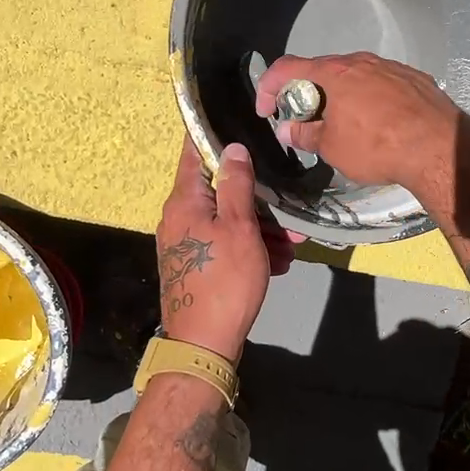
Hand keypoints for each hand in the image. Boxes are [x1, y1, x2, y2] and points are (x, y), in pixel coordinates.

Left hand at [156, 139, 292, 362]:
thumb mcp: (239, 228)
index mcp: (184, 202)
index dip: (215, 136)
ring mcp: (184, 245)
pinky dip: (249, 250)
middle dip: (257, 201)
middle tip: (289, 213)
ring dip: (260, 230)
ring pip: (226, 223)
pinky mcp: (194, 267)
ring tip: (292, 245)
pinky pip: (223, 247)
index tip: (239, 126)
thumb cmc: (224, 281)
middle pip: (219, 193)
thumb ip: (237, 185)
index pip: (193, 152)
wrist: (203, 344)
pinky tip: (276, 264)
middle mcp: (177, 218)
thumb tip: (232, 148)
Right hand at [254, 52, 467, 189]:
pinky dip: (369, 101)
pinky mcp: (415, 80)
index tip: (266, 112)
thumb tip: (287, 129)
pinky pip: (382, 85)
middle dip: (307, 95)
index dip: (268, 87)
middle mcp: (362, 61)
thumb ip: (305, 134)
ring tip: (343, 126)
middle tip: (306, 123)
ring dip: (340, 98)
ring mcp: (392, 67)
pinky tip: (378, 125)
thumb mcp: (332, 148)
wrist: (438, 148)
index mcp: (335, 73)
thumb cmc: (377, 147)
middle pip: (323, 71)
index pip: (288, 67)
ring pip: (355, 77)